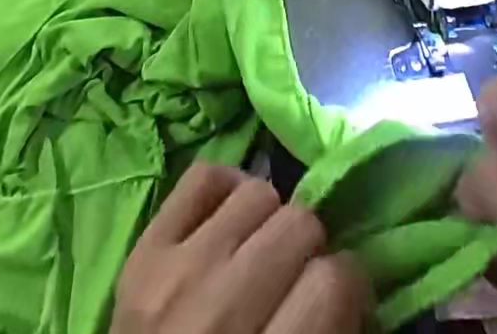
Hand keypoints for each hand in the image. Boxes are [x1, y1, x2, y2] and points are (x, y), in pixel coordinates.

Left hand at [113, 163, 366, 333]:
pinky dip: (226, 188)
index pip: (333, 282)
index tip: (344, 295)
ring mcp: (175, 275)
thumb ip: (330, 330)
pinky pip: (203, 177)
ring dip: (269, 219)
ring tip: (260, 250)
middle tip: (298, 275)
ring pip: (258, 193)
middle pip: (299, 225)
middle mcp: (219, 313)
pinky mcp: (143, 252)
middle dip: (309, 248)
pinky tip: (230, 223)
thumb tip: (353, 277)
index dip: (351, 282)